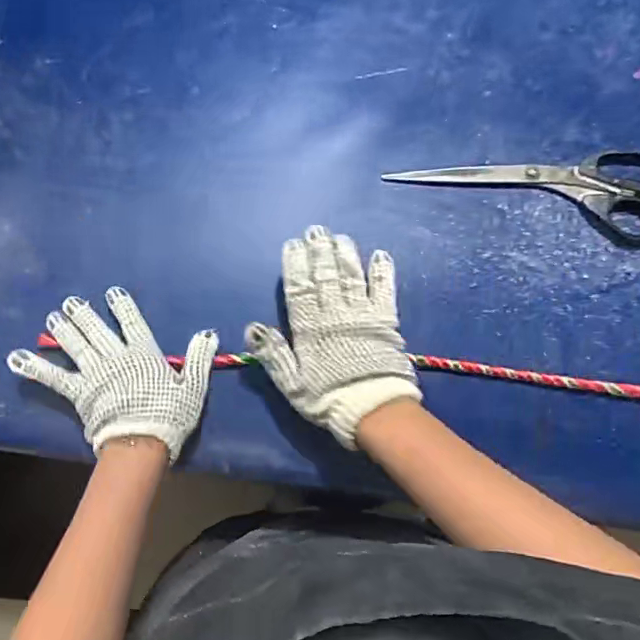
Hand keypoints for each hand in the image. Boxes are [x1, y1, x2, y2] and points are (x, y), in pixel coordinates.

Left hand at [7, 288, 216, 460]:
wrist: (142, 441)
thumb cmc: (170, 416)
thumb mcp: (193, 387)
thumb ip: (197, 359)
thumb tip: (207, 334)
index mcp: (144, 354)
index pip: (132, 324)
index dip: (123, 307)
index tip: (112, 293)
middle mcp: (116, 357)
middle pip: (96, 330)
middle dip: (82, 314)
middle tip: (70, 303)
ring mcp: (95, 373)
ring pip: (75, 345)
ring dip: (62, 330)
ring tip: (52, 318)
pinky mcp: (78, 391)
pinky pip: (53, 376)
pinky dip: (34, 366)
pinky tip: (17, 356)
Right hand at [245, 225, 419, 448]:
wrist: (373, 409)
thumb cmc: (326, 398)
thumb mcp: (290, 382)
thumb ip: (272, 353)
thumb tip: (252, 327)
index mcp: (309, 329)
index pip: (299, 290)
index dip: (295, 266)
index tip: (293, 245)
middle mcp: (335, 315)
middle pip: (325, 277)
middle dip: (319, 252)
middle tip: (316, 231)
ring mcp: (362, 316)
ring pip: (351, 278)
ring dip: (345, 255)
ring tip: (339, 237)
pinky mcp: (387, 322)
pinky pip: (384, 291)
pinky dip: (382, 272)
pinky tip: (380, 255)